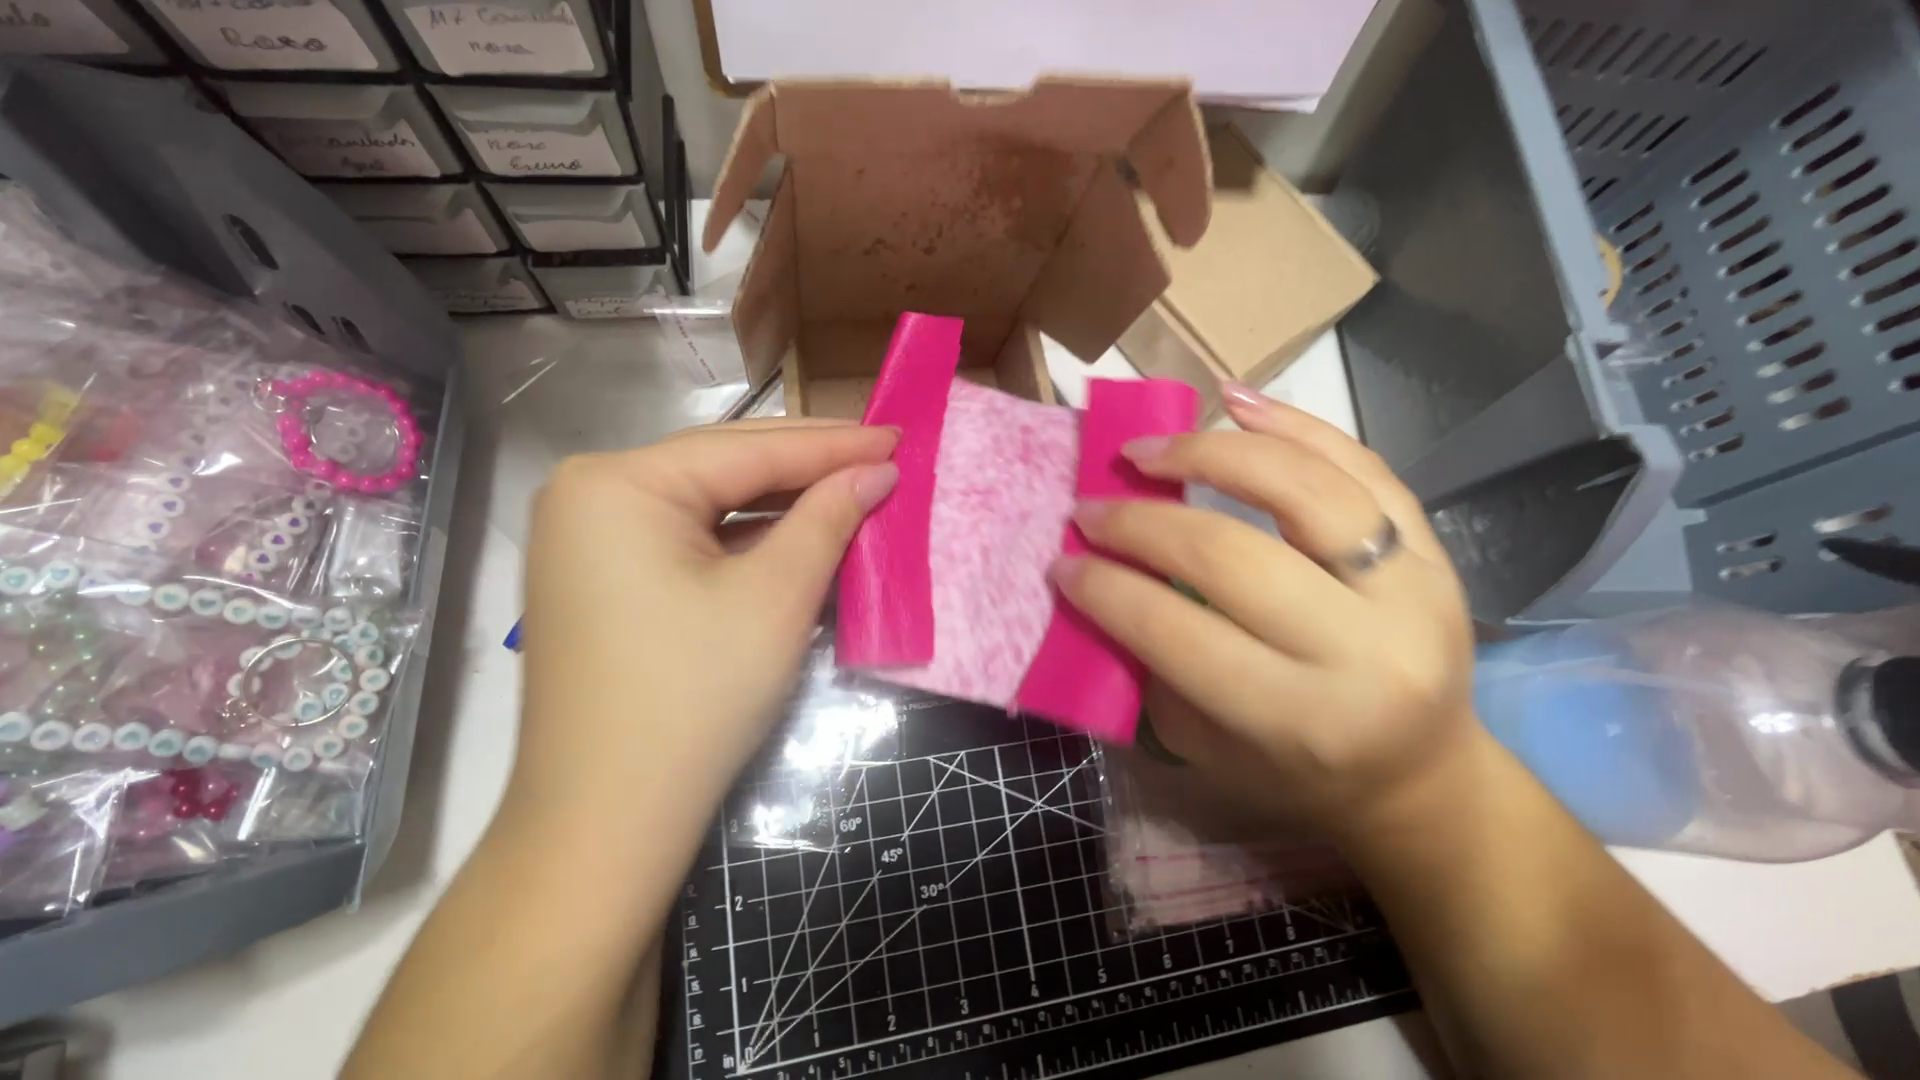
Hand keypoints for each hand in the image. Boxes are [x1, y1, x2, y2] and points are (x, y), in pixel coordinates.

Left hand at [511, 419, 898, 827]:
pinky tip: (797, 536)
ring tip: (852, 489)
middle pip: (721, 468)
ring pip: (706, 505)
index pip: (746, 449)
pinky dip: (744, 541)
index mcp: (617, 483)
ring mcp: (587, 542)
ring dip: (780, 504)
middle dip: (806, 466)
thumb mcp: (774, 599)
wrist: (607, 821)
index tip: (898, 434)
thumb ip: (827, 519)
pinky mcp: (601, 583)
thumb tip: (877, 472)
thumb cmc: (694, 698)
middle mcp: (589, 496)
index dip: (832, 443)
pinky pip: (685, 542)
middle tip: (882, 453)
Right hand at [1052, 383, 1479, 840]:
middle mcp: (1364, 648)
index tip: (1062, 563)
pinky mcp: (1436, 550)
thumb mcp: (1208, 747)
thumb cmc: (1298, 773)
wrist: (1419, 774)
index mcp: (1301, 716)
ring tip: (1149, 449)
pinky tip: (1233, 402)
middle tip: (1092, 509)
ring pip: (1303, 488)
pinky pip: (1363, 464)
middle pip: (1232, 554)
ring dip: (1209, 455)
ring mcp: (1413, 588)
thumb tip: (1097, 575)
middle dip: (1142, 524)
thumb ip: (1151, 665)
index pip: (1179, 631)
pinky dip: (1293, 425)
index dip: (1107, 589)